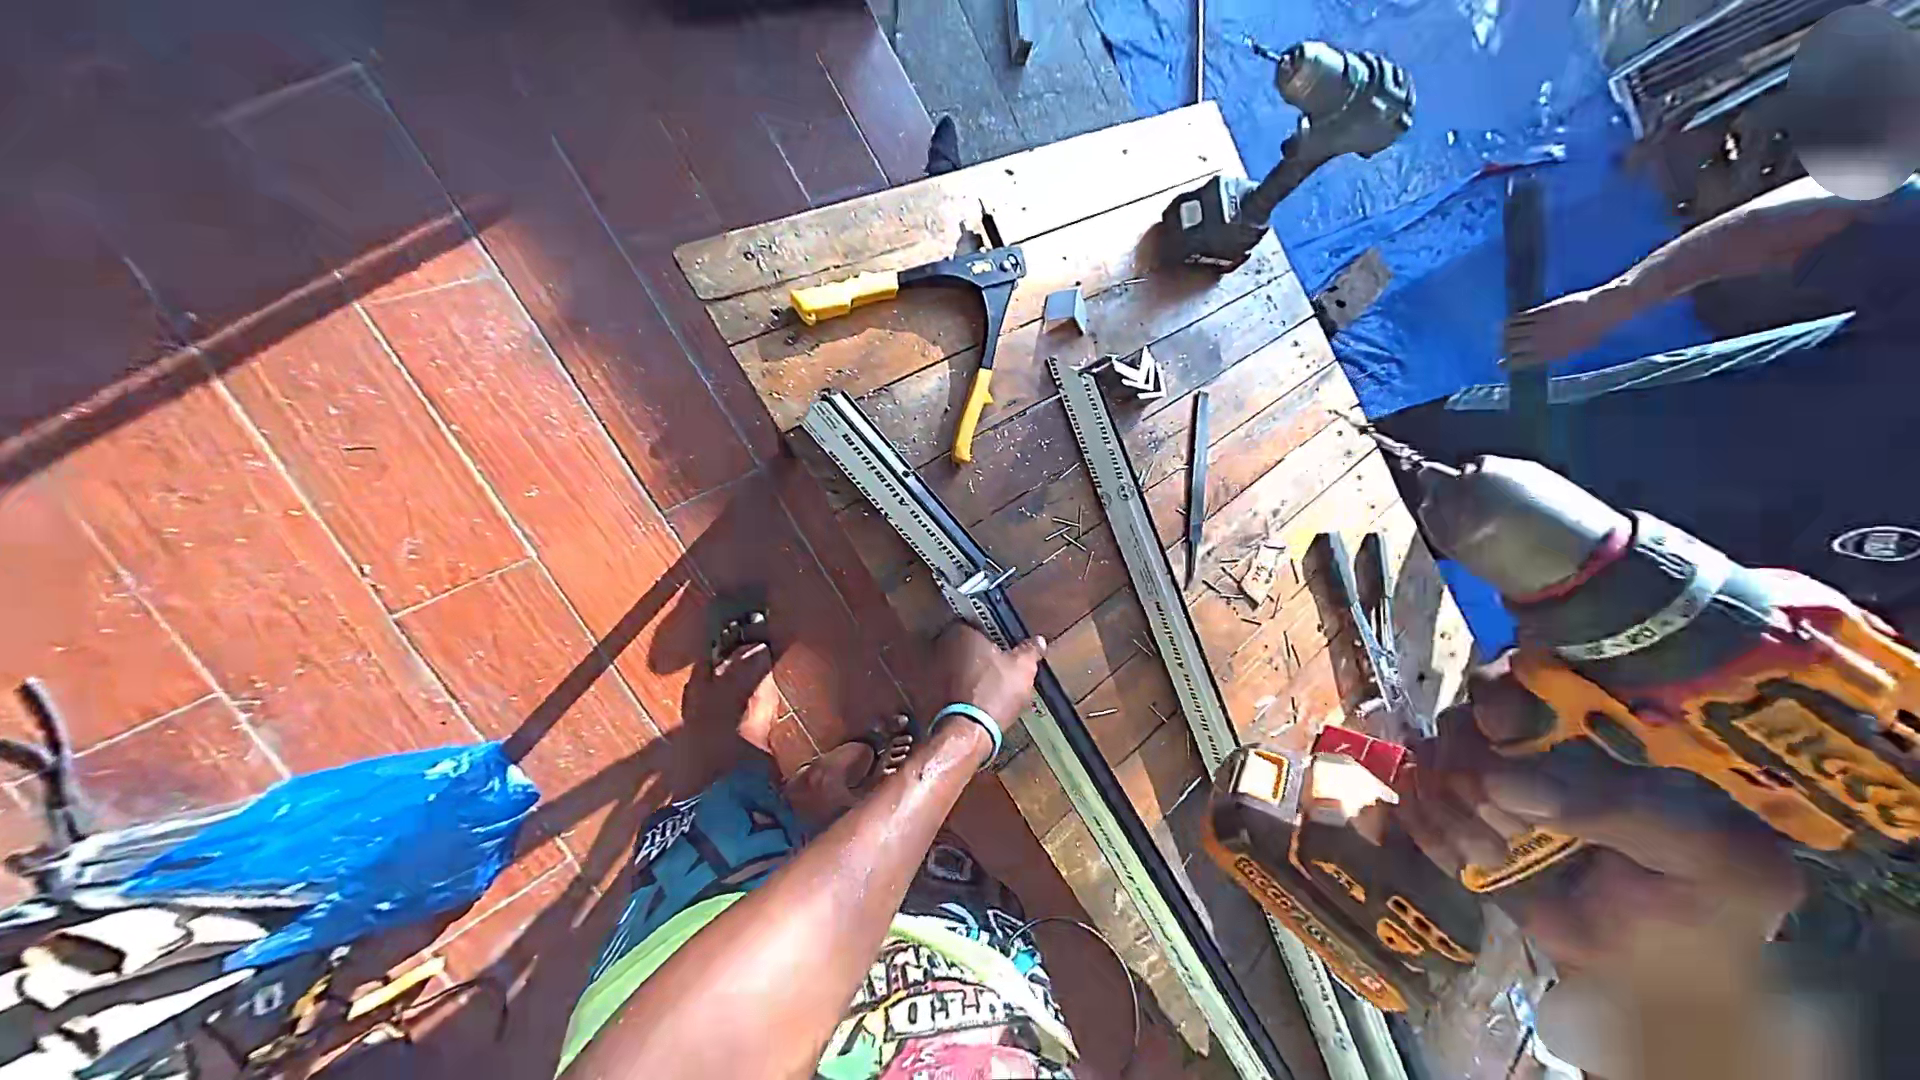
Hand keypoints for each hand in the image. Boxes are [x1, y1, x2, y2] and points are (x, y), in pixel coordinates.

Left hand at [932, 621, 1044, 730]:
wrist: (967, 732)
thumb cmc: (994, 692)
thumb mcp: (1022, 668)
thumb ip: (1029, 650)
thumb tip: (1038, 641)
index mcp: (960, 632)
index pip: (975, 622)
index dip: (989, 634)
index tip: (1000, 645)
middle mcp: (939, 646)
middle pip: (961, 645)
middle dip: (975, 654)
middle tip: (995, 666)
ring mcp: (928, 670)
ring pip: (951, 666)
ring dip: (963, 673)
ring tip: (985, 687)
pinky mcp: (924, 694)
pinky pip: (944, 686)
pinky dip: (955, 691)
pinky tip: (971, 701)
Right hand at [1399, 654, 1804, 974]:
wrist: (1659, 971)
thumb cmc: (1703, 905)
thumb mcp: (1702, 859)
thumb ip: (1615, 812)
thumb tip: (1499, 783)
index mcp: (1594, 731)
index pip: (1525, 680)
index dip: (1498, 696)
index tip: (1498, 728)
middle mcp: (1527, 741)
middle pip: (1460, 722)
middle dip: (1465, 773)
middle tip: (1502, 828)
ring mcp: (1479, 775)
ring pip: (1427, 760)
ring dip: (1446, 810)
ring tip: (1489, 857)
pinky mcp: (1449, 812)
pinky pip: (1409, 800)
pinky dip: (1426, 829)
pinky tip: (1464, 862)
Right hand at [1502, 283, 1638, 369]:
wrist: (1605, 308)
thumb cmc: (1595, 330)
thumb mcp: (1575, 348)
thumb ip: (1554, 353)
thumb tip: (1537, 357)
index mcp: (1549, 353)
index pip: (1517, 362)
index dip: (1507, 364)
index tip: (1502, 364)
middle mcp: (1541, 341)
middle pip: (1509, 347)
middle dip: (1503, 348)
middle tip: (1502, 348)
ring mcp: (1540, 325)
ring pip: (1510, 332)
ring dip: (1503, 335)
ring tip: (1502, 335)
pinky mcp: (1542, 311)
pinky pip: (1518, 318)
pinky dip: (1510, 321)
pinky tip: (1508, 322)